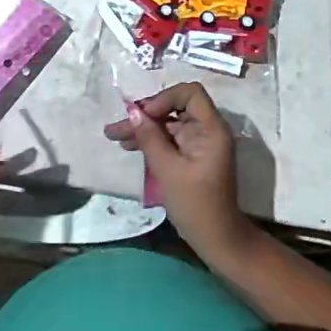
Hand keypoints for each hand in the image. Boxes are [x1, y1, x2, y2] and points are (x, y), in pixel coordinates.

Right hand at [104, 82, 254, 260]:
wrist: (216, 237)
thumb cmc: (195, 204)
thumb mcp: (168, 170)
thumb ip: (150, 138)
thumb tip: (133, 112)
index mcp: (212, 129)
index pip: (190, 93)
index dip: (165, 98)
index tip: (144, 116)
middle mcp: (208, 130)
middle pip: (176, 108)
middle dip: (146, 115)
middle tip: (117, 127)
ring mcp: (201, 143)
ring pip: (170, 124)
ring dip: (144, 129)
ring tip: (114, 136)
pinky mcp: (193, 156)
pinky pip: (171, 139)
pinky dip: (152, 141)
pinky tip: (130, 146)